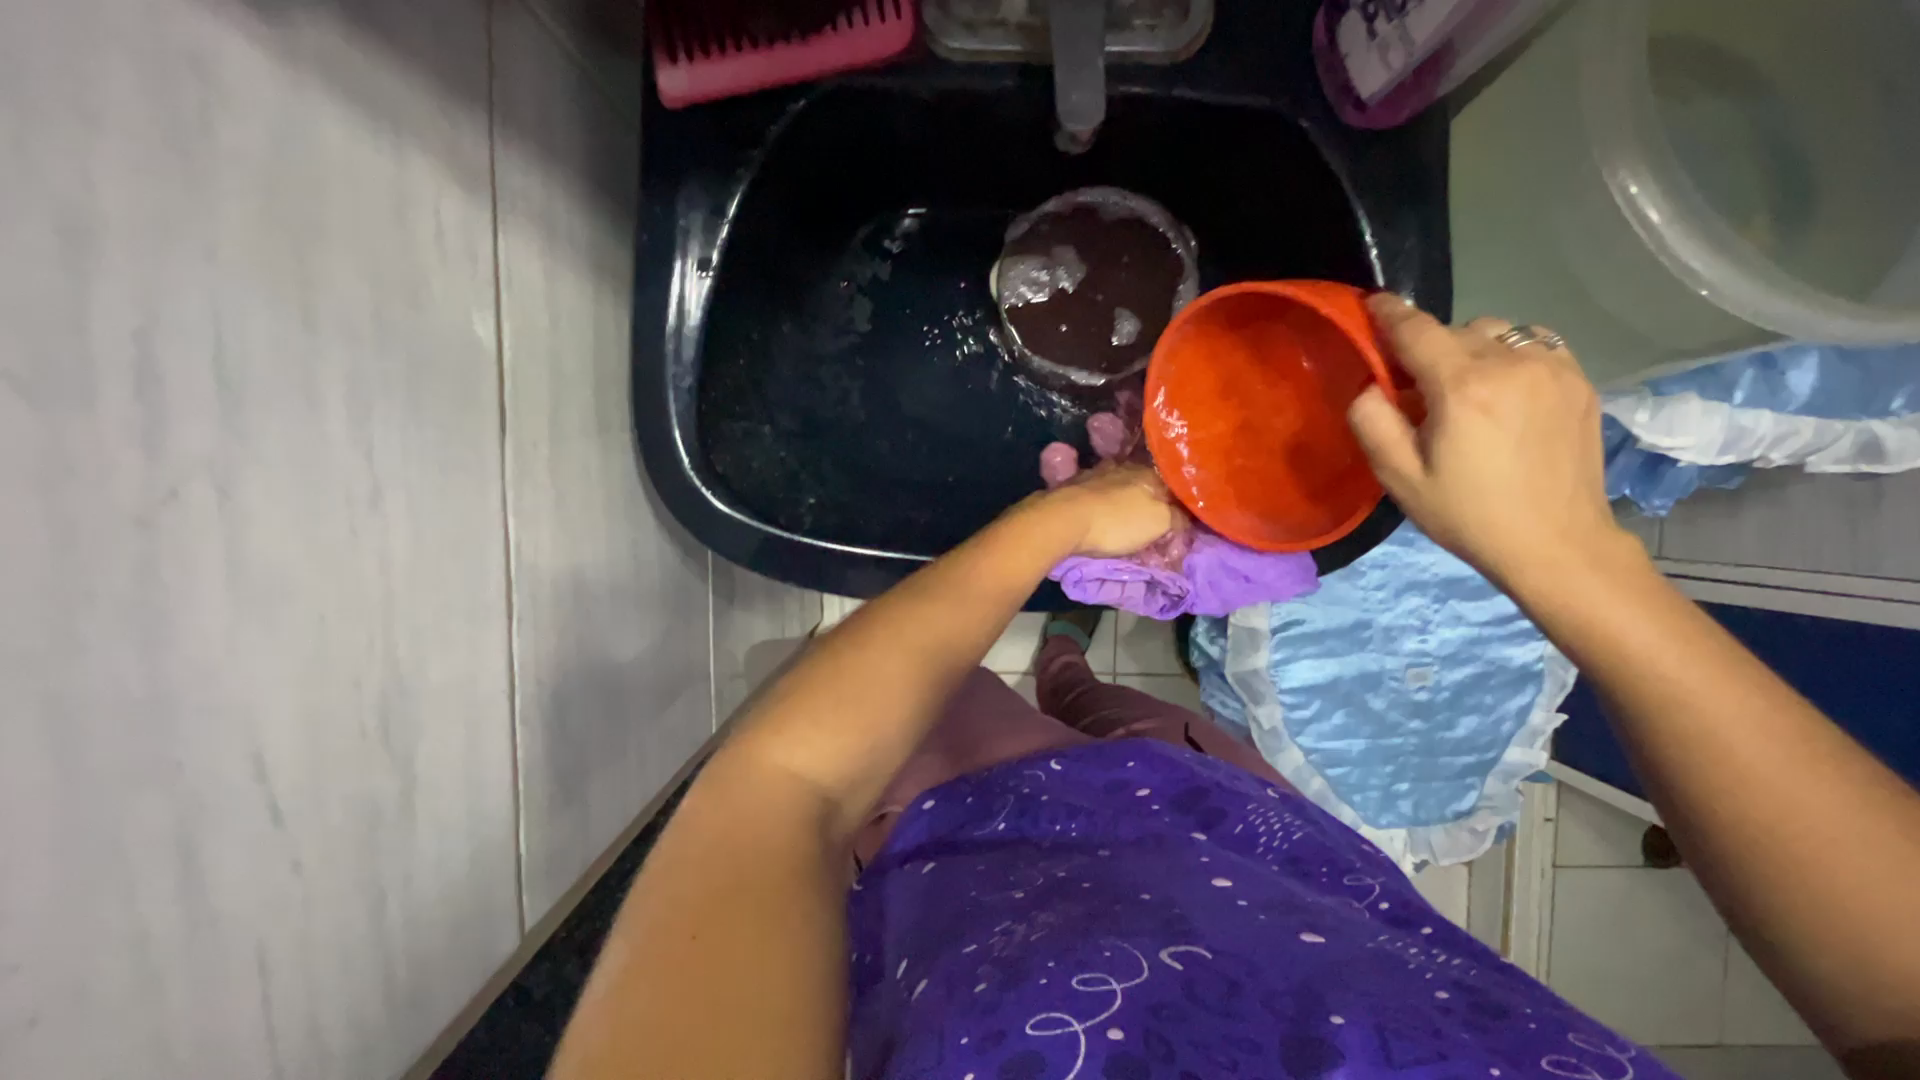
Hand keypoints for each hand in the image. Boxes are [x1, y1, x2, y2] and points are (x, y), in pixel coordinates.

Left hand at [1026, 462, 1178, 557]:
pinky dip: (1097, 499)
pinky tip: (1095, 507)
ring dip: (1118, 494)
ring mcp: (1093, 474)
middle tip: (1148, 514)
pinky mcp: (1070, 485)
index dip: (1174, 500)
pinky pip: (1091, 491)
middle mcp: (1121, 467)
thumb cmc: (1117, 522)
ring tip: (1121, 512)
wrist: (1063, 520)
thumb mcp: (1159, 522)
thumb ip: (1176, 516)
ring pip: (1113, 482)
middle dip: (1145, 495)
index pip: (1169, 483)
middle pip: (1140, 481)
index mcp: (1147, 473)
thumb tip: (1183, 515)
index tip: (1176, 515)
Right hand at [1347, 295, 1631, 587]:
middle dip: (1429, 346)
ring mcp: (1554, 368)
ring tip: (1465, 387)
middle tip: (1416, 385)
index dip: (1389, 314)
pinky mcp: (1580, 380)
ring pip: (1499, 331)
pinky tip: (1503, 389)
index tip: (1373, 305)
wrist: (1557, 544)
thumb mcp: (1399, 477)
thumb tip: (1370, 385)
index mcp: (1462, 387)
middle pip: (1456, 329)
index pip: (1417, 329)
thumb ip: (1372, 421)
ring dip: (1471, 348)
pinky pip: (1535, 344)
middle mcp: (1512, 363)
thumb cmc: (1468, 515)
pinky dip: (1510, 354)